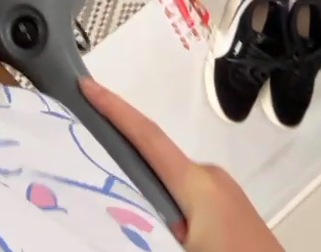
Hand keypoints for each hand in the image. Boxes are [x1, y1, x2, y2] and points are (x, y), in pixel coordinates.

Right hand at [80, 78, 284, 251]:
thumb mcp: (179, 249)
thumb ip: (143, 229)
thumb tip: (114, 218)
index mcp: (198, 185)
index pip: (146, 136)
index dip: (113, 108)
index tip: (85, 85)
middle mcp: (213, 183)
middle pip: (154, 162)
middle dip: (122, 164)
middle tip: (86, 165)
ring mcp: (227, 201)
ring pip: (170, 190)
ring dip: (145, 199)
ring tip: (123, 220)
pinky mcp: (235, 222)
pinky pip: (187, 206)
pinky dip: (166, 214)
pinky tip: (155, 235)